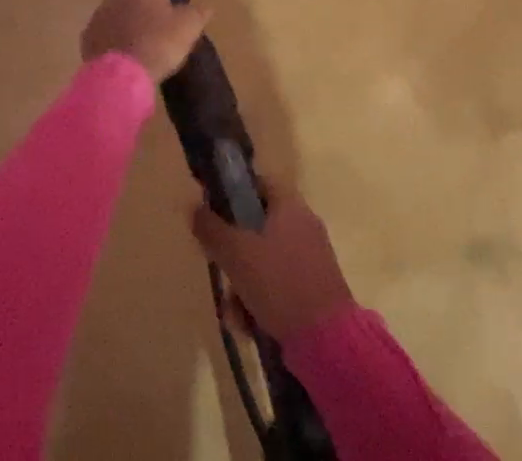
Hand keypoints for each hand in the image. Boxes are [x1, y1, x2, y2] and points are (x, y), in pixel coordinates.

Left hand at [80, 0, 209, 81]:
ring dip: (128, 26)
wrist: (122, 77)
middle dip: (140, 4)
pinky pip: (105, 37)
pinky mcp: (89, 39)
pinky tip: (127, 61)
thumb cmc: (159, 43)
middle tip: (157, 28)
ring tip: (144, 50)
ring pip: (116, 15)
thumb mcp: (188, 28)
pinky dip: (115, 45)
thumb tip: (205, 6)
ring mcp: (99, 16)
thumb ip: (196, 14)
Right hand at [190, 185, 354, 341]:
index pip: (258, 183)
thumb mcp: (235, 253)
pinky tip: (248, 323)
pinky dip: (259, 300)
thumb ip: (211, 228)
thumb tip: (195, 208)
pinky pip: (276, 284)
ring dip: (241, 283)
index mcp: (290, 207)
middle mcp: (303, 226)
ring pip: (262, 260)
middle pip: (255, 226)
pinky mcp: (312, 288)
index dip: (232, 192)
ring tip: (233, 310)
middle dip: (231, 252)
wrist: (326, 338)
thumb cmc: (278, 282)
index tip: (211, 212)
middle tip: (218, 266)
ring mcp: (310, 258)